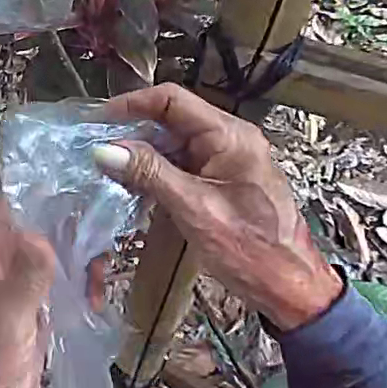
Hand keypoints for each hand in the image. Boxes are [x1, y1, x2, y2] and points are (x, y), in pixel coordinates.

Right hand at [92, 84, 341, 330]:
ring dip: (142, 155)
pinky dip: (156, 173)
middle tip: (96, 148)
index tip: (99, 119)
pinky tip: (133, 187)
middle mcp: (229, 139)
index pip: (173, 100)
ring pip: (173, 144)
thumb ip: (150, 174)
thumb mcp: (194, 209)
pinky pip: (182, 165)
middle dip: (133, 132)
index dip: (133, 104)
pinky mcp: (220, 180)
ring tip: (107, 169)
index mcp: (230, 135)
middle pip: (171, 120)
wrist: (291, 287)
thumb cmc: (251, 248)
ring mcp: (226, 160)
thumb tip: (105, 150)